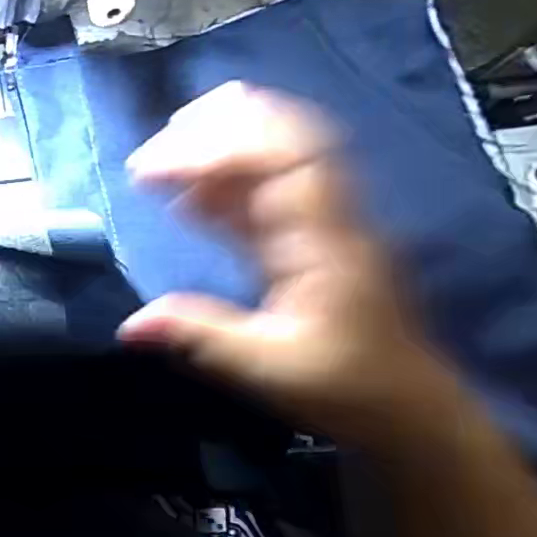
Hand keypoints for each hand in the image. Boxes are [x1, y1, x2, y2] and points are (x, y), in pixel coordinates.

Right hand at [115, 82, 459, 446]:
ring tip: (166, 152)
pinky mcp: (310, 244)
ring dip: (223, 147)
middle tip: (160, 140)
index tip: (152, 167)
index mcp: (326, 241)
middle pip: (288, 139)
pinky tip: (187, 197)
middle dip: (222, 127)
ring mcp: (322, 227)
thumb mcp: (267, 368)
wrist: (406, 409)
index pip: (280, 161)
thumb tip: (130, 325)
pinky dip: (226, 186)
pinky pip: (268, 198)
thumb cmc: (345, 389)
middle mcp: (329, 218)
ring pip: (279, 161)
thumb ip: (200, 337)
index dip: (214, 148)